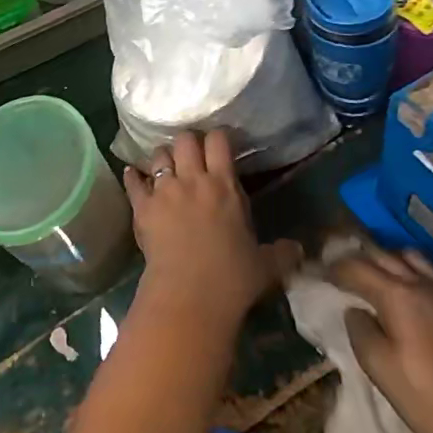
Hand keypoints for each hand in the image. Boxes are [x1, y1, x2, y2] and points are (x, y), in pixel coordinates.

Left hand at [123, 130, 299, 321]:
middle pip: (186, 139)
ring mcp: (165, 191)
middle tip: (192, 154)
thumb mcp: (264, 265)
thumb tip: (300, 250)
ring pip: (159, 155)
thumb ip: (282, 253)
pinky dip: (133, 176)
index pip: (219, 141)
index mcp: (224, 186)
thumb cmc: (231, 278)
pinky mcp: (142, 207)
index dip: (219, 136)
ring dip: (163, 157)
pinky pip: (134, 181)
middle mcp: (193, 180)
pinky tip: (133, 174)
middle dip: (188, 142)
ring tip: (166, 166)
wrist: (189, 295)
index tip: (220, 142)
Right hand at [331, 248, 432, 432]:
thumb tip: (355, 310)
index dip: (335, 269)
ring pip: (411, 257)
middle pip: (383, 254)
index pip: (357, 268)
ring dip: (388, 259)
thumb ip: (359, 329)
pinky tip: (407, 289)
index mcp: (396, 294)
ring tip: (376, 274)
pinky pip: (430, 272)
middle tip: (342, 269)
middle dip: (359, 258)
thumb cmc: (423, 395)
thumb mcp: (377, 365)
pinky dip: (410, 270)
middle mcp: (421, 282)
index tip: (321, 273)